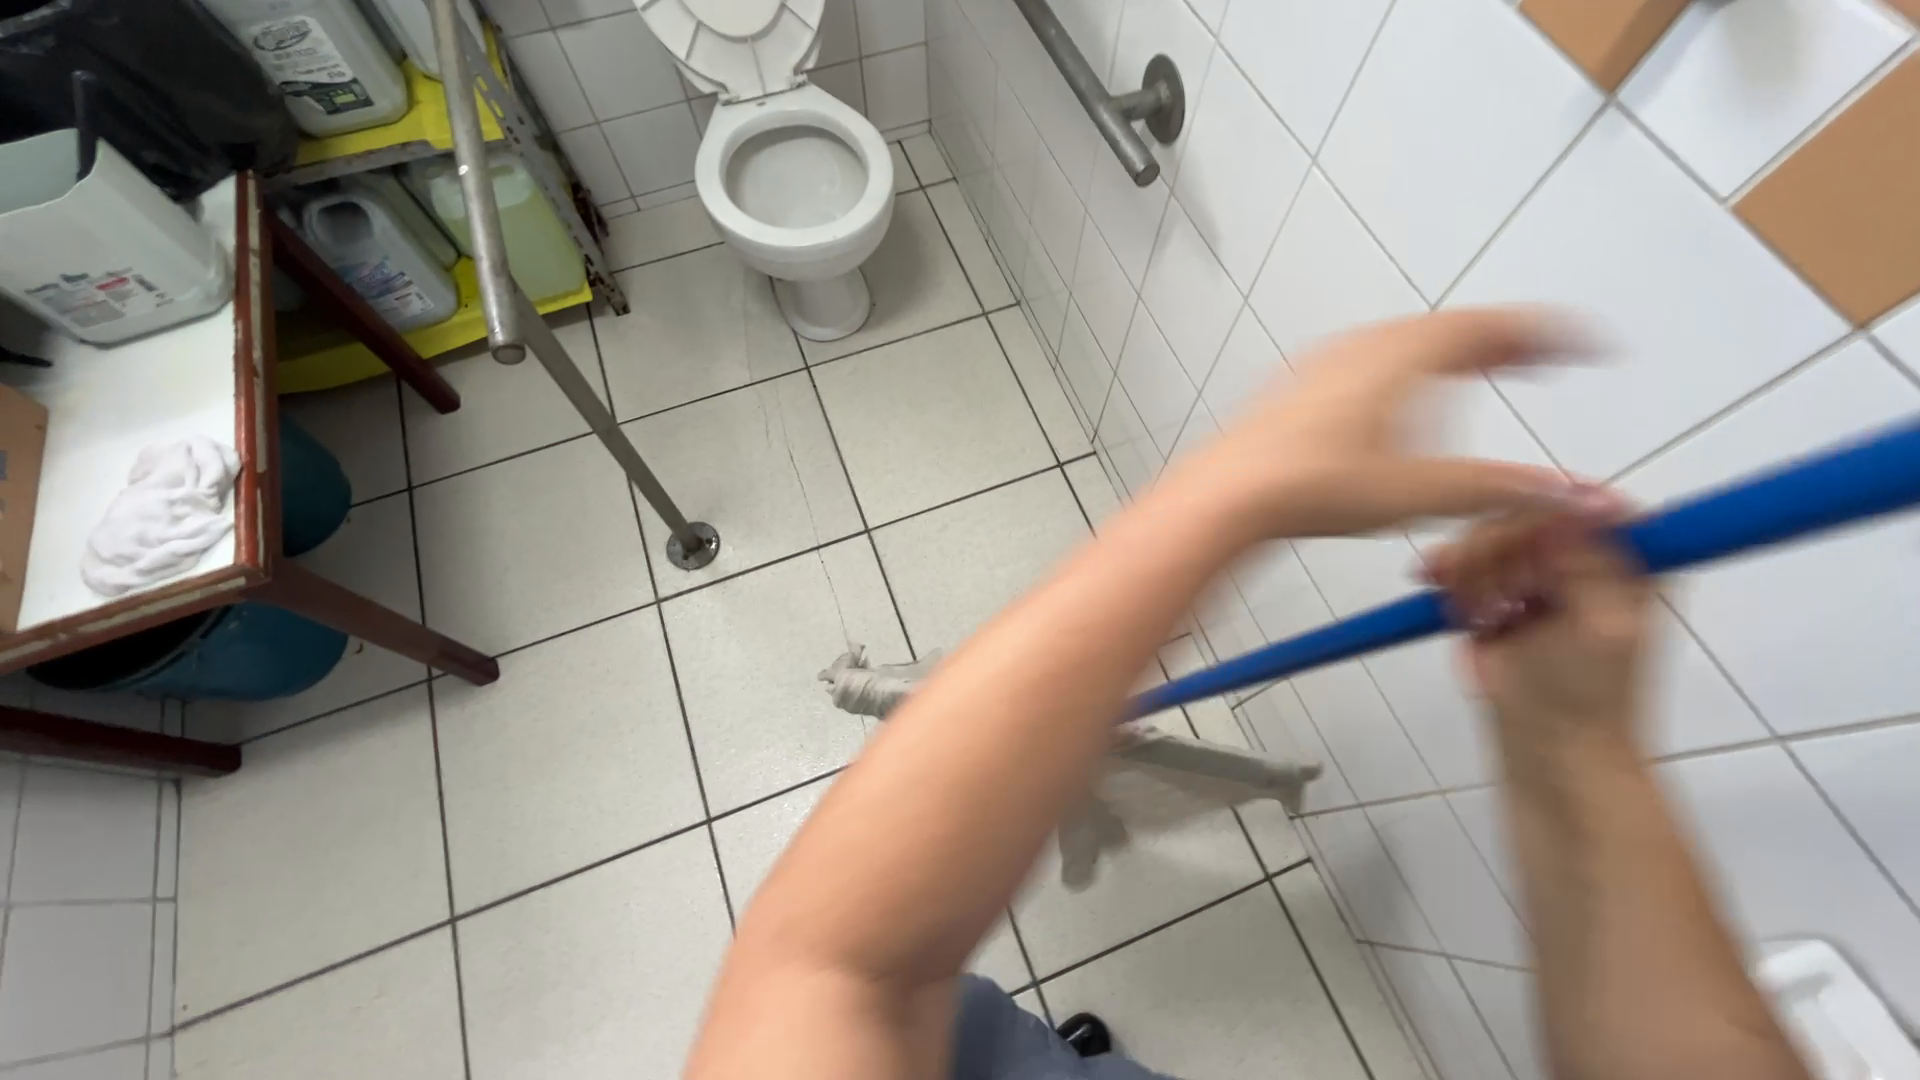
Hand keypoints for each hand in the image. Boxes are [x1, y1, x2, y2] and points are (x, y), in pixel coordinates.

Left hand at [1189, 309, 1585, 538]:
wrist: (1229, 495)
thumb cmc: (1311, 488)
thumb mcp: (1421, 492)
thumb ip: (1499, 489)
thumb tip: (1570, 494)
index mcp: (1403, 356)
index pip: (1494, 327)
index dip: (1548, 335)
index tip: (1585, 346)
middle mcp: (1362, 348)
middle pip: (1448, 328)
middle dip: (1500, 341)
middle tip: (1536, 358)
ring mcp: (1322, 365)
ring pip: (1401, 342)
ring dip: (1447, 352)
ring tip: (1477, 372)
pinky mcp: (1294, 390)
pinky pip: (1363, 362)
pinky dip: (1401, 368)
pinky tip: (1396, 401)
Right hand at [1424, 495, 1653, 745]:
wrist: (1547, 742)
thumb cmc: (1588, 693)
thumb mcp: (1604, 627)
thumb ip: (1591, 564)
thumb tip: (1575, 503)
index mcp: (1629, 561)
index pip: (1584, 505)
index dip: (1545, 512)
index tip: (1518, 544)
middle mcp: (1582, 558)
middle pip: (1523, 516)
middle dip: (1494, 552)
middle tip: (1492, 599)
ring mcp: (1535, 574)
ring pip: (1486, 536)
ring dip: (1468, 569)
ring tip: (1471, 613)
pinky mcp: (1495, 592)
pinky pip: (1463, 562)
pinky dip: (1447, 575)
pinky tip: (1441, 593)